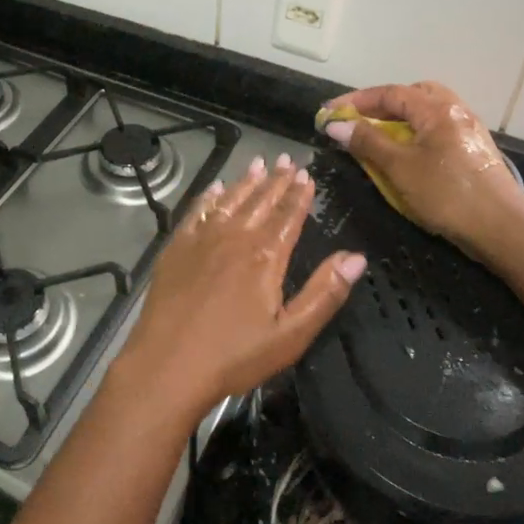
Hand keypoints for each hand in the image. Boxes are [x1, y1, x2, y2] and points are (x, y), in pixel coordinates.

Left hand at [112, 154, 364, 417]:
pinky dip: (208, 198)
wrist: (167, 365)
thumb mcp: (290, 334)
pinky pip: (196, 213)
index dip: (299, 195)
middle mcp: (234, 238)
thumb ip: (324, 292)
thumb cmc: (234, 356)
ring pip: (228, 201)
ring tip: (258, 163)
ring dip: (245, 182)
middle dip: (276, 180)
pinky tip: (214, 189)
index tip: (307, 175)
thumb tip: (356, 257)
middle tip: (287, 159)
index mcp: (265, 256)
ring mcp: (201, 241)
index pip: (288, 216)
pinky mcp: (175, 249)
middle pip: (260, 202)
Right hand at [322, 82, 523, 259]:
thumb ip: (368, 142)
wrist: (502, 229)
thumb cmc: (447, 194)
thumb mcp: (399, 168)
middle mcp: (455, 110)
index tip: (329, 113)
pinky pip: (437, 130)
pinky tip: (407, 154)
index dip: (356, 101)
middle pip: (413, 95)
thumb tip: (337, 125)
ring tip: (379, 136)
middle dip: (382, 104)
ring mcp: (467, 130)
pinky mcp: (473, 151)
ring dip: (400, 120)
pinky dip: (416, 134)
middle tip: (358, 120)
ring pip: (427, 112)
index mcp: (436, 109)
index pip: (389, 93)